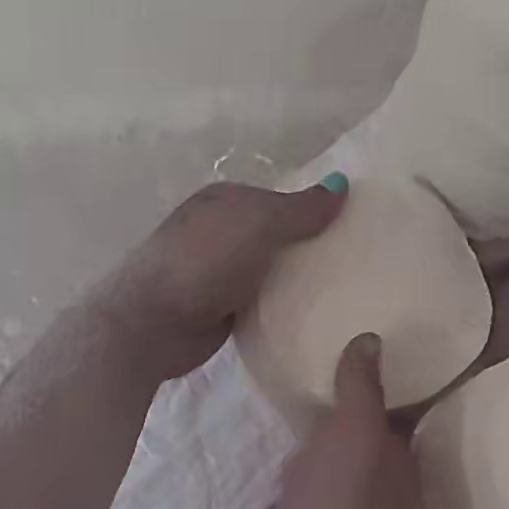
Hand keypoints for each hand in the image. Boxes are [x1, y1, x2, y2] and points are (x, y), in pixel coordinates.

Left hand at [90, 178, 346, 379]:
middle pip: (275, 238)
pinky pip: (259, 306)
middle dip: (307, 250)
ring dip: (295, 283)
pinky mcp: (218, 312)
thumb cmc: (203, 262)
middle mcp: (219, 234)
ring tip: (343, 292)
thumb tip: (342, 185)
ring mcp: (217, 275)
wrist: (152, 323)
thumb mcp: (257, 223)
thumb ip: (299, 209)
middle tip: (356, 264)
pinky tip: (309, 317)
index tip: (353, 229)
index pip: (280, 200)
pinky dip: (279, 310)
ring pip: (268, 274)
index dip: (314, 212)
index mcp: (224, 201)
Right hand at [237, 333, 417, 508]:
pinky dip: (290, 443)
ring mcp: (331, 495)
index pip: (403, 403)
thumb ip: (362, 389)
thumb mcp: (355, 438)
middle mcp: (371, 475)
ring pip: (328, 443)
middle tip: (331, 329)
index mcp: (398, 458)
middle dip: (352, 385)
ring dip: (319, 414)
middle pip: (364, 420)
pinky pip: (295, 464)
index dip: (395, 368)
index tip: (381, 321)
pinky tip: (277, 418)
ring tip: (301, 362)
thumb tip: (371, 339)